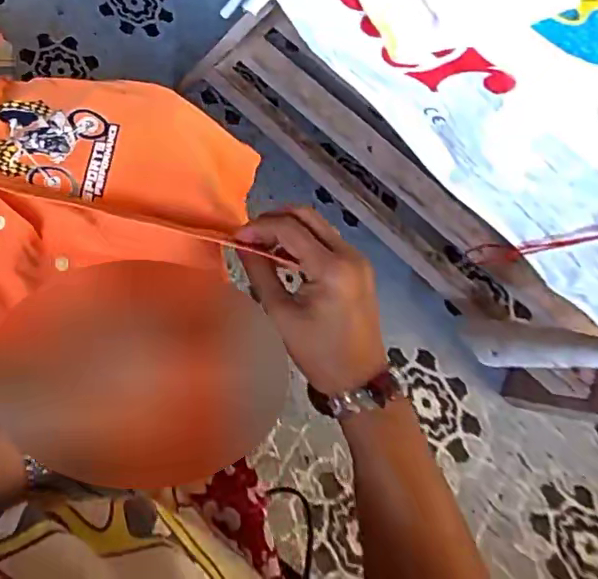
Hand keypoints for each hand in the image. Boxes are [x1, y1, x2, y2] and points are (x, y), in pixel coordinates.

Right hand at [235, 207, 387, 395]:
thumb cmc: (319, 354)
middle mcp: (349, 254)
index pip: (289, 228)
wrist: (360, 381)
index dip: (259, 228)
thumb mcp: (281, 314)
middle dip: (274, 219)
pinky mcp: (358, 266)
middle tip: (250, 235)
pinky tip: (284, 256)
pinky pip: (326, 239)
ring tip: (263, 246)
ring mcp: (357, 258)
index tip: (237, 237)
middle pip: (306, 215)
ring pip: (317, 224)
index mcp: (332, 268)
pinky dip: (303, 240)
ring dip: (288, 228)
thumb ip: (259, 272)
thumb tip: (241, 244)